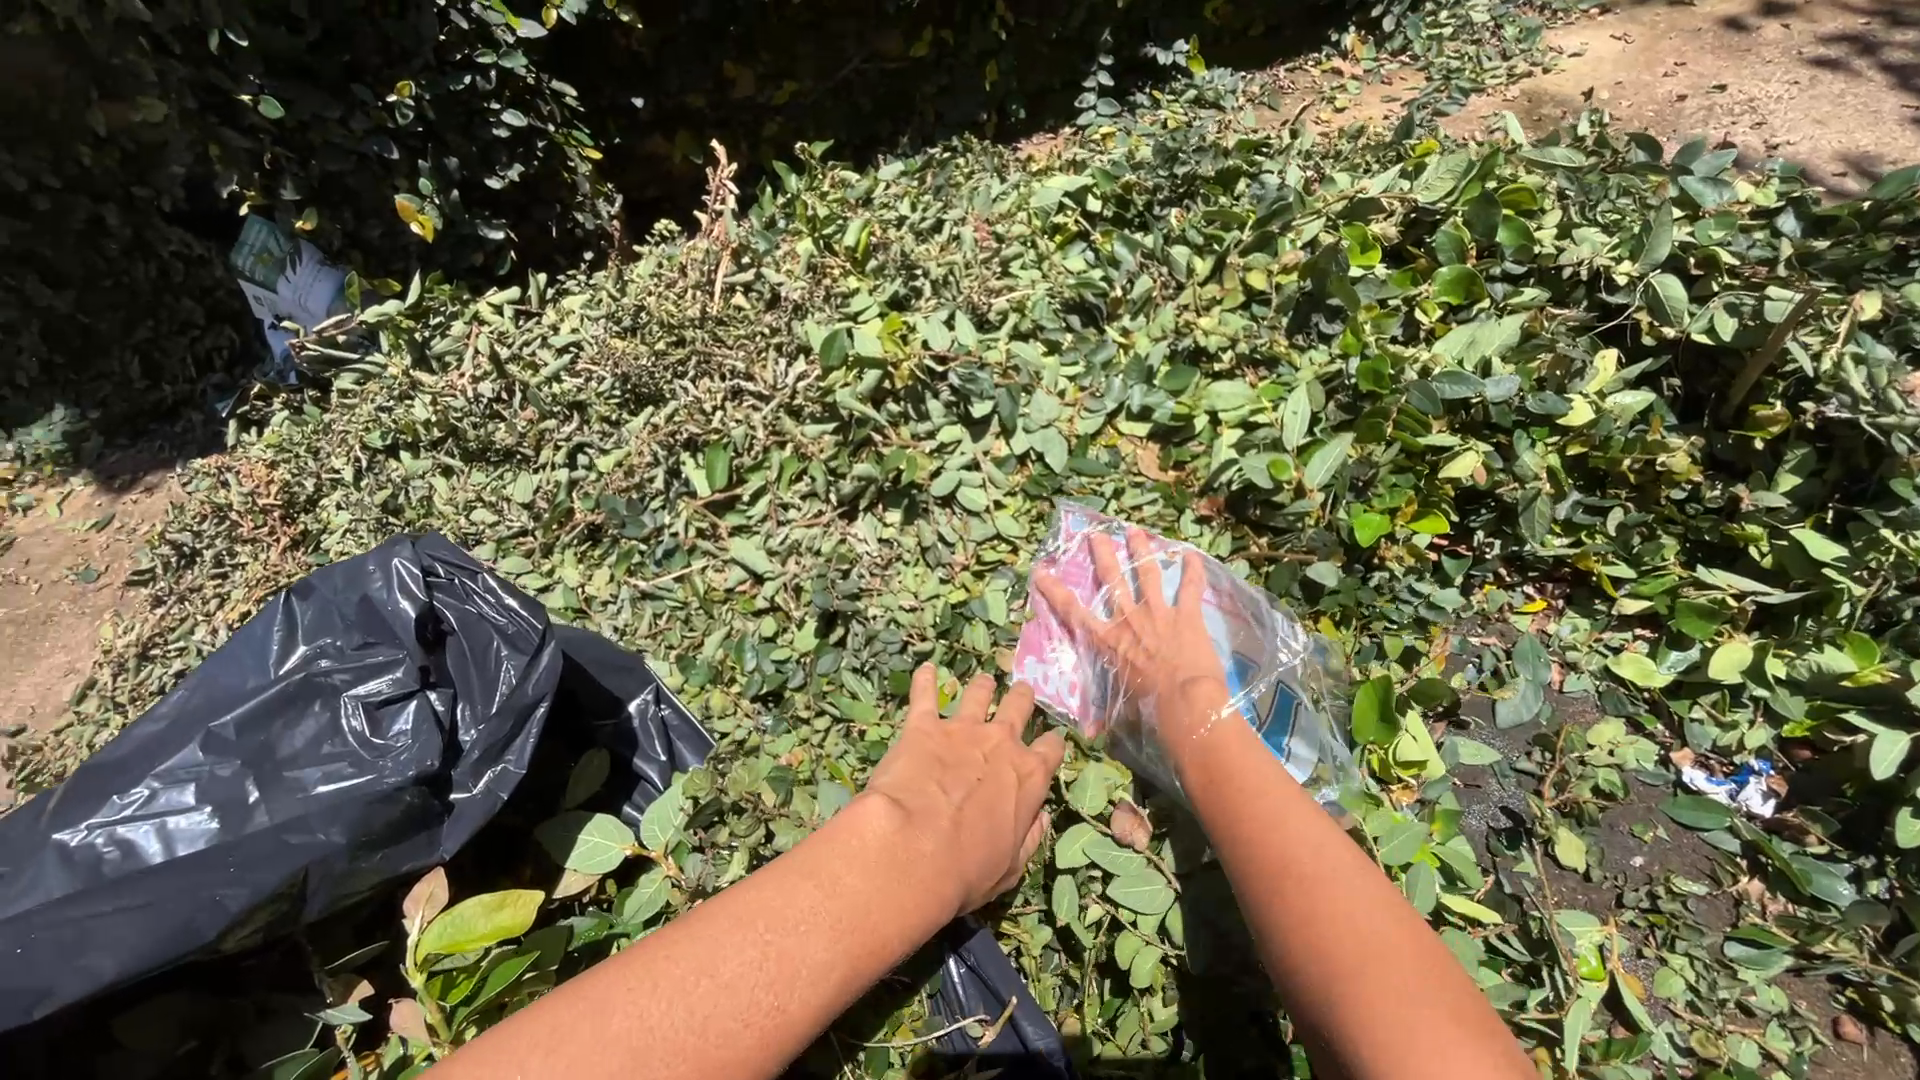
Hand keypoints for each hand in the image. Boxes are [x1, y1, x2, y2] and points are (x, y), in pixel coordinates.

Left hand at [860, 665, 1066, 918]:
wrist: (912, 847)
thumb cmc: (965, 870)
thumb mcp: (1010, 867)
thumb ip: (1029, 838)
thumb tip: (1041, 817)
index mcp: (1029, 776)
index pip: (1052, 749)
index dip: (1051, 745)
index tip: (1048, 745)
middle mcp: (1001, 743)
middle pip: (1019, 707)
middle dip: (1022, 698)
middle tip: (1022, 693)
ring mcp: (962, 729)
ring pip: (979, 692)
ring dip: (982, 685)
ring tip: (983, 680)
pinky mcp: (922, 726)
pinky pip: (925, 694)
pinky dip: (925, 680)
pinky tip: (925, 669)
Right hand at [1033, 528, 1231, 746]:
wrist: (1182, 704)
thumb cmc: (1145, 710)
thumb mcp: (1117, 710)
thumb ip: (1104, 714)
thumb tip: (1088, 736)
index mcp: (1105, 641)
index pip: (1072, 611)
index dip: (1053, 590)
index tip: (1040, 571)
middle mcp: (1127, 619)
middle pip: (1111, 579)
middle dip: (1102, 553)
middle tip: (1096, 534)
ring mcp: (1157, 613)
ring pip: (1148, 573)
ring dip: (1142, 550)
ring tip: (1136, 530)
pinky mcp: (1186, 615)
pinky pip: (1190, 587)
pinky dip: (1193, 570)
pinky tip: (1193, 554)